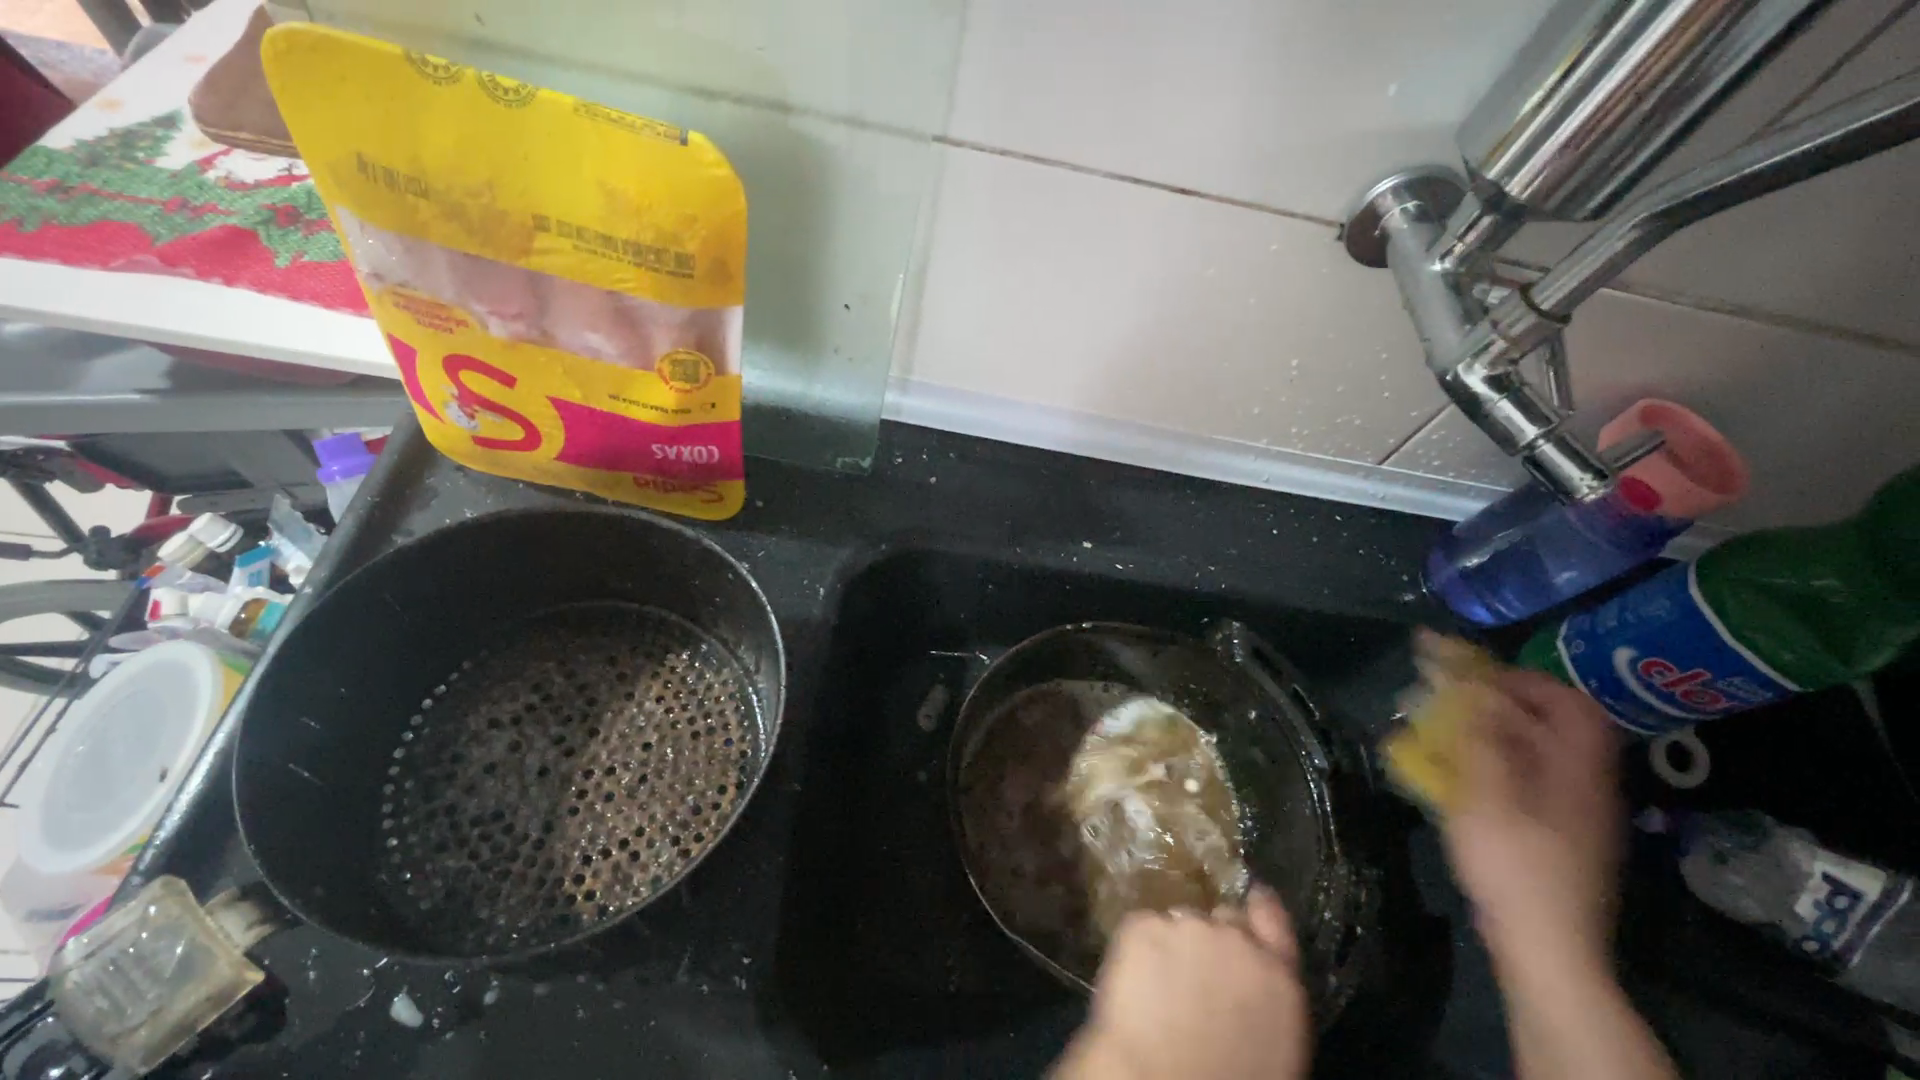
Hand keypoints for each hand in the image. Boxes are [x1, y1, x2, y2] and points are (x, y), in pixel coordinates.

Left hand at [1053, 885, 1310, 1079]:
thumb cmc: (1227, 1079)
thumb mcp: (1273, 1045)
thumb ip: (1268, 998)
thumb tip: (1255, 986)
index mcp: (1278, 978)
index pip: (1272, 919)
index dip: (1261, 907)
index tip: (1254, 897)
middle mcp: (1235, 940)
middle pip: (1223, 919)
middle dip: (1210, 938)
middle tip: (1192, 972)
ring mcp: (1187, 927)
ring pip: (1178, 922)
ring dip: (1172, 943)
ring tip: (1158, 982)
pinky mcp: (1142, 925)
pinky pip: (1141, 928)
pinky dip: (1137, 947)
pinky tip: (1134, 979)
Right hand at [1442, 670, 1622, 977]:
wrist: (1546, 948)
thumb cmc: (1516, 866)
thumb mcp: (1488, 795)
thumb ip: (1481, 737)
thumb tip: (1472, 687)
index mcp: (1578, 769)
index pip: (1566, 702)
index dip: (1520, 679)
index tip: (1470, 670)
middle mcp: (1584, 784)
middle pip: (1551, 726)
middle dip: (1498, 702)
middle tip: (1449, 694)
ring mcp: (1572, 813)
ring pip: (1535, 753)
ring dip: (1490, 732)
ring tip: (1443, 726)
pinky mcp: (1555, 836)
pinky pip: (1525, 780)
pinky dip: (1491, 763)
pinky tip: (1457, 773)